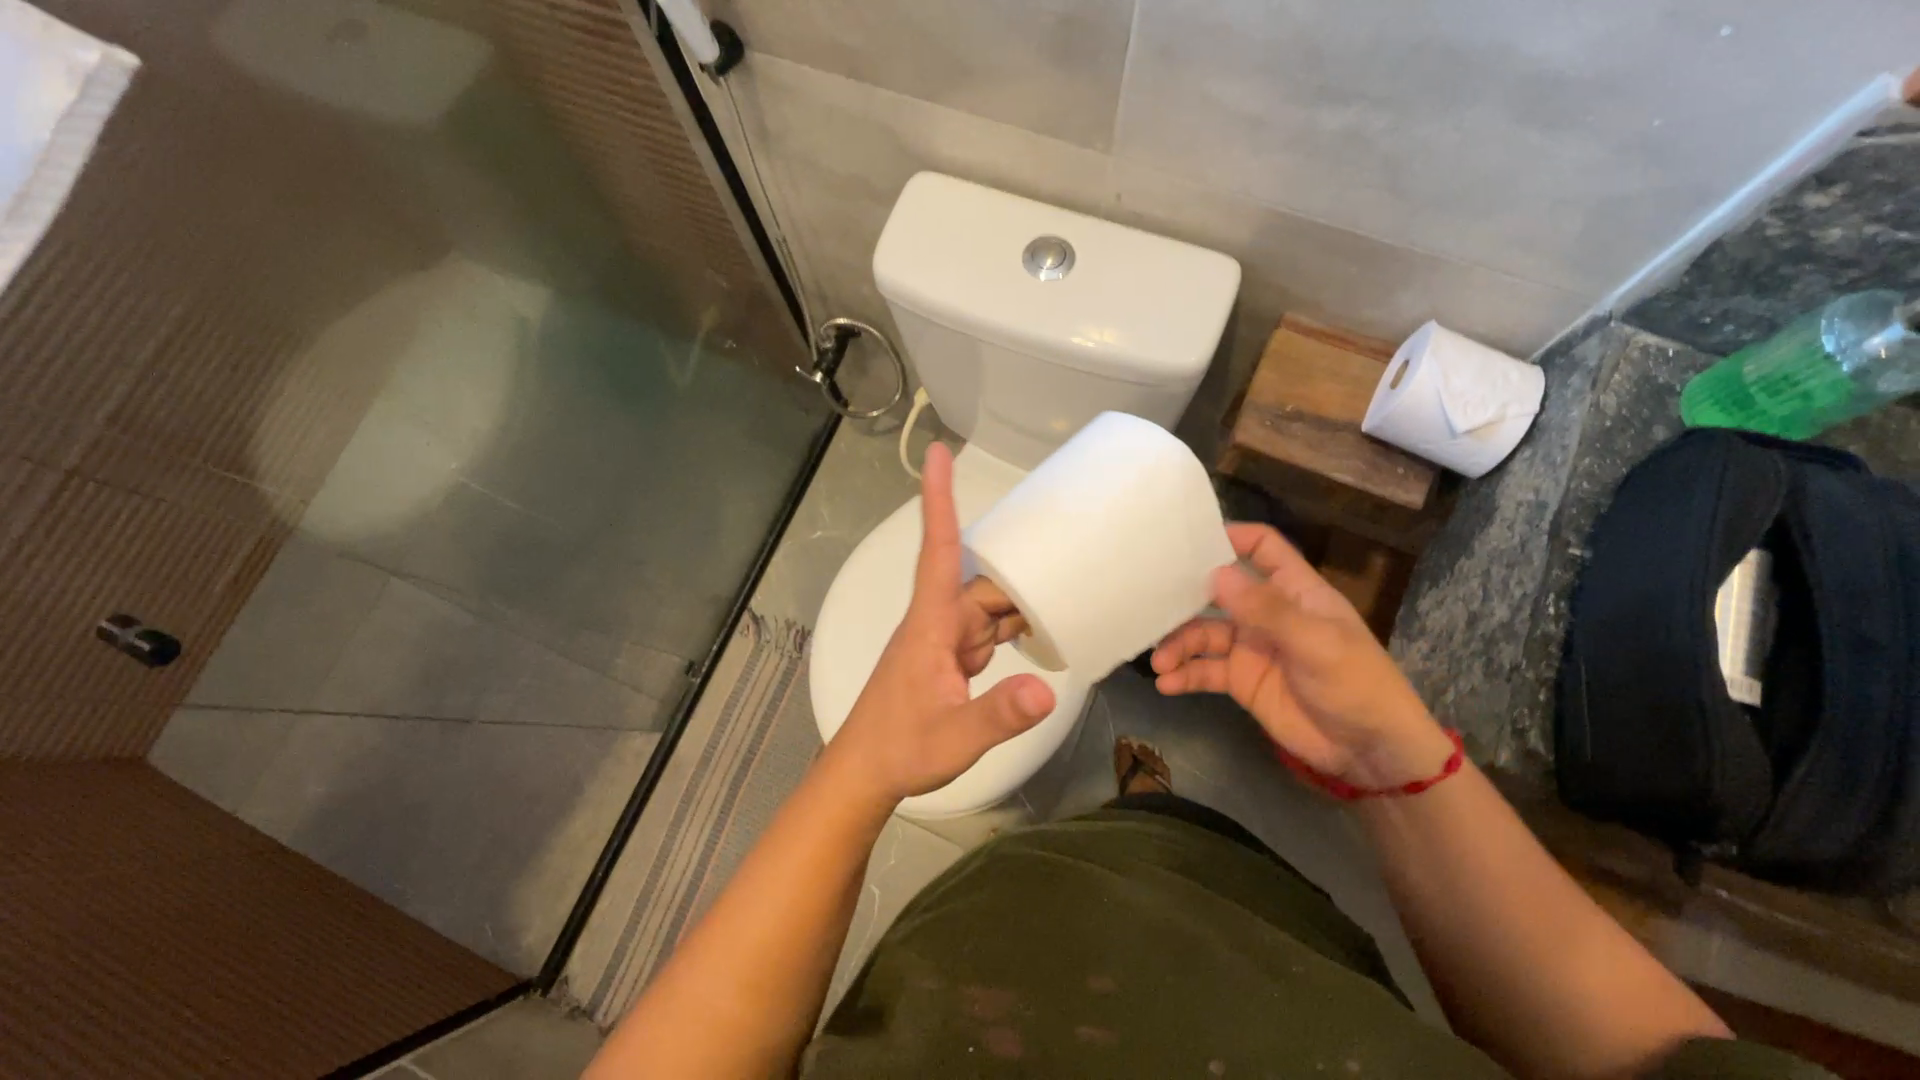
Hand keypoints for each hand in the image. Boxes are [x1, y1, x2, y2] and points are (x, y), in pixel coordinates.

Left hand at [824, 442, 1055, 805]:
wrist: (866, 773)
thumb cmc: (899, 748)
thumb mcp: (955, 737)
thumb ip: (998, 715)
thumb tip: (1046, 690)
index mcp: (930, 624)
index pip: (938, 549)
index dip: (939, 499)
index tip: (937, 453)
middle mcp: (937, 622)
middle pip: (981, 582)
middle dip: (1018, 575)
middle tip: (1070, 561)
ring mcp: (942, 641)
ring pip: (986, 607)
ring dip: (1019, 604)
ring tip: (1067, 592)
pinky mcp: (949, 660)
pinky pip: (985, 631)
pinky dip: (1011, 629)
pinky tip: (1038, 633)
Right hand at [1150, 523, 1452, 789]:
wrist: (1369, 750)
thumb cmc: (1355, 683)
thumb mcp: (1316, 642)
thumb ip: (1266, 610)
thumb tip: (1216, 574)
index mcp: (1295, 591)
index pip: (1263, 549)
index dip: (1231, 537)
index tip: (1188, 540)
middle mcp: (1268, 614)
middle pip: (1219, 592)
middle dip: (1185, 596)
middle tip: (1148, 601)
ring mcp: (1252, 648)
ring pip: (1204, 634)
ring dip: (1178, 644)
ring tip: (1159, 661)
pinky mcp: (1241, 682)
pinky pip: (1204, 672)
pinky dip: (1183, 675)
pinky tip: (1166, 684)